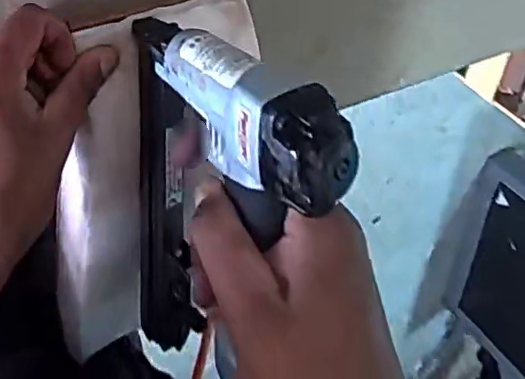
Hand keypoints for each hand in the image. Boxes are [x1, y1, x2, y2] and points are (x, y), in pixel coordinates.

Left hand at [0, 4, 117, 294]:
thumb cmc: (3, 202)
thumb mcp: (55, 138)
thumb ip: (81, 86)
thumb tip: (103, 56)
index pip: (29, 19)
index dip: (59, 36)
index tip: (67, 71)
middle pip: (12, 38)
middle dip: (43, 61)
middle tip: (56, 100)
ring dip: (23, 76)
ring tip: (32, 122)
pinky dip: (1, 90)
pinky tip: (9, 131)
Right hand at [190, 185, 400, 378]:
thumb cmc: (309, 373)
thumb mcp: (252, 309)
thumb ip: (223, 243)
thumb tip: (205, 189)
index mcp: (321, 220)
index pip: (263, 166)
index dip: (222, 172)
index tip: (191, 189)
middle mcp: (332, 230)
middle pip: (260, 206)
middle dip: (224, 241)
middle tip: (207, 287)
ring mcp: (333, 261)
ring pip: (266, 240)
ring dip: (235, 271)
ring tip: (222, 314)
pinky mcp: (329, 289)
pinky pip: (281, 268)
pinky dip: (255, 289)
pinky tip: (243, 325)